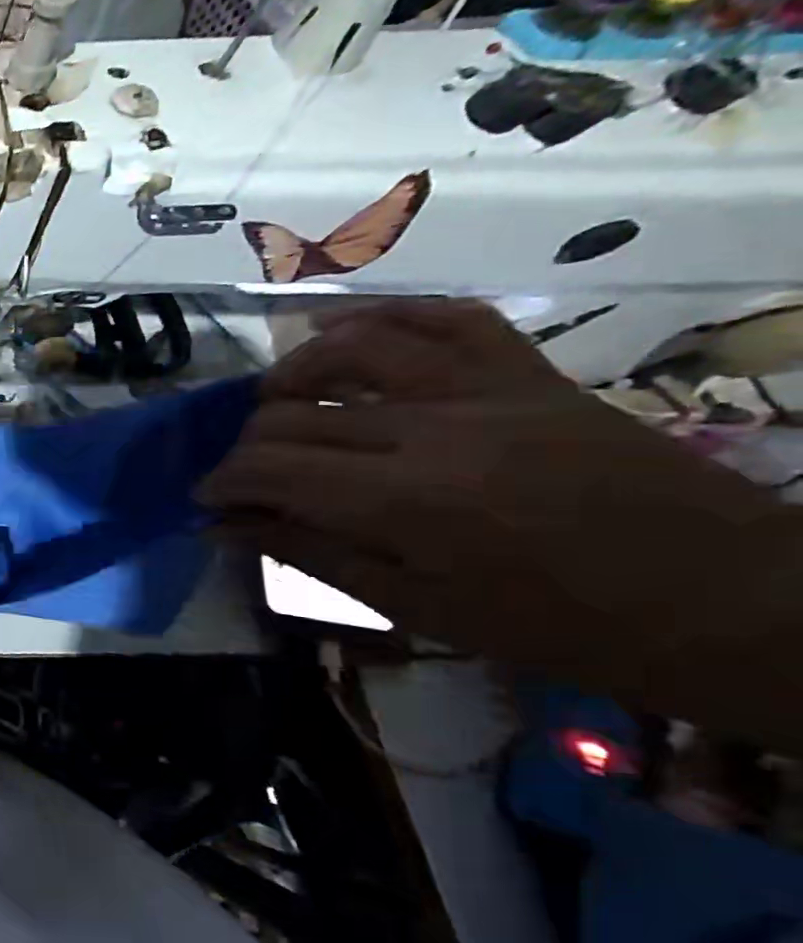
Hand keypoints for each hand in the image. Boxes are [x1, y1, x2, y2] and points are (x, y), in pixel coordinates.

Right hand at [201, 301, 801, 728]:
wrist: (737, 604)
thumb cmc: (565, 628)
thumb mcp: (422, 608)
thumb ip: (312, 555)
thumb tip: (224, 527)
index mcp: (405, 500)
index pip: (270, 466)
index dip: (221, 481)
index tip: (204, 500)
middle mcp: (431, 428)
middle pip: (294, 413)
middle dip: (246, 446)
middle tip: (242, 477)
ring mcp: (483, 389)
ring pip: (351, 348)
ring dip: (293, 373)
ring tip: (277, 402)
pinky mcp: (527, 372)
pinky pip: (444, 317)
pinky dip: (383, 314)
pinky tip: (341, 328)